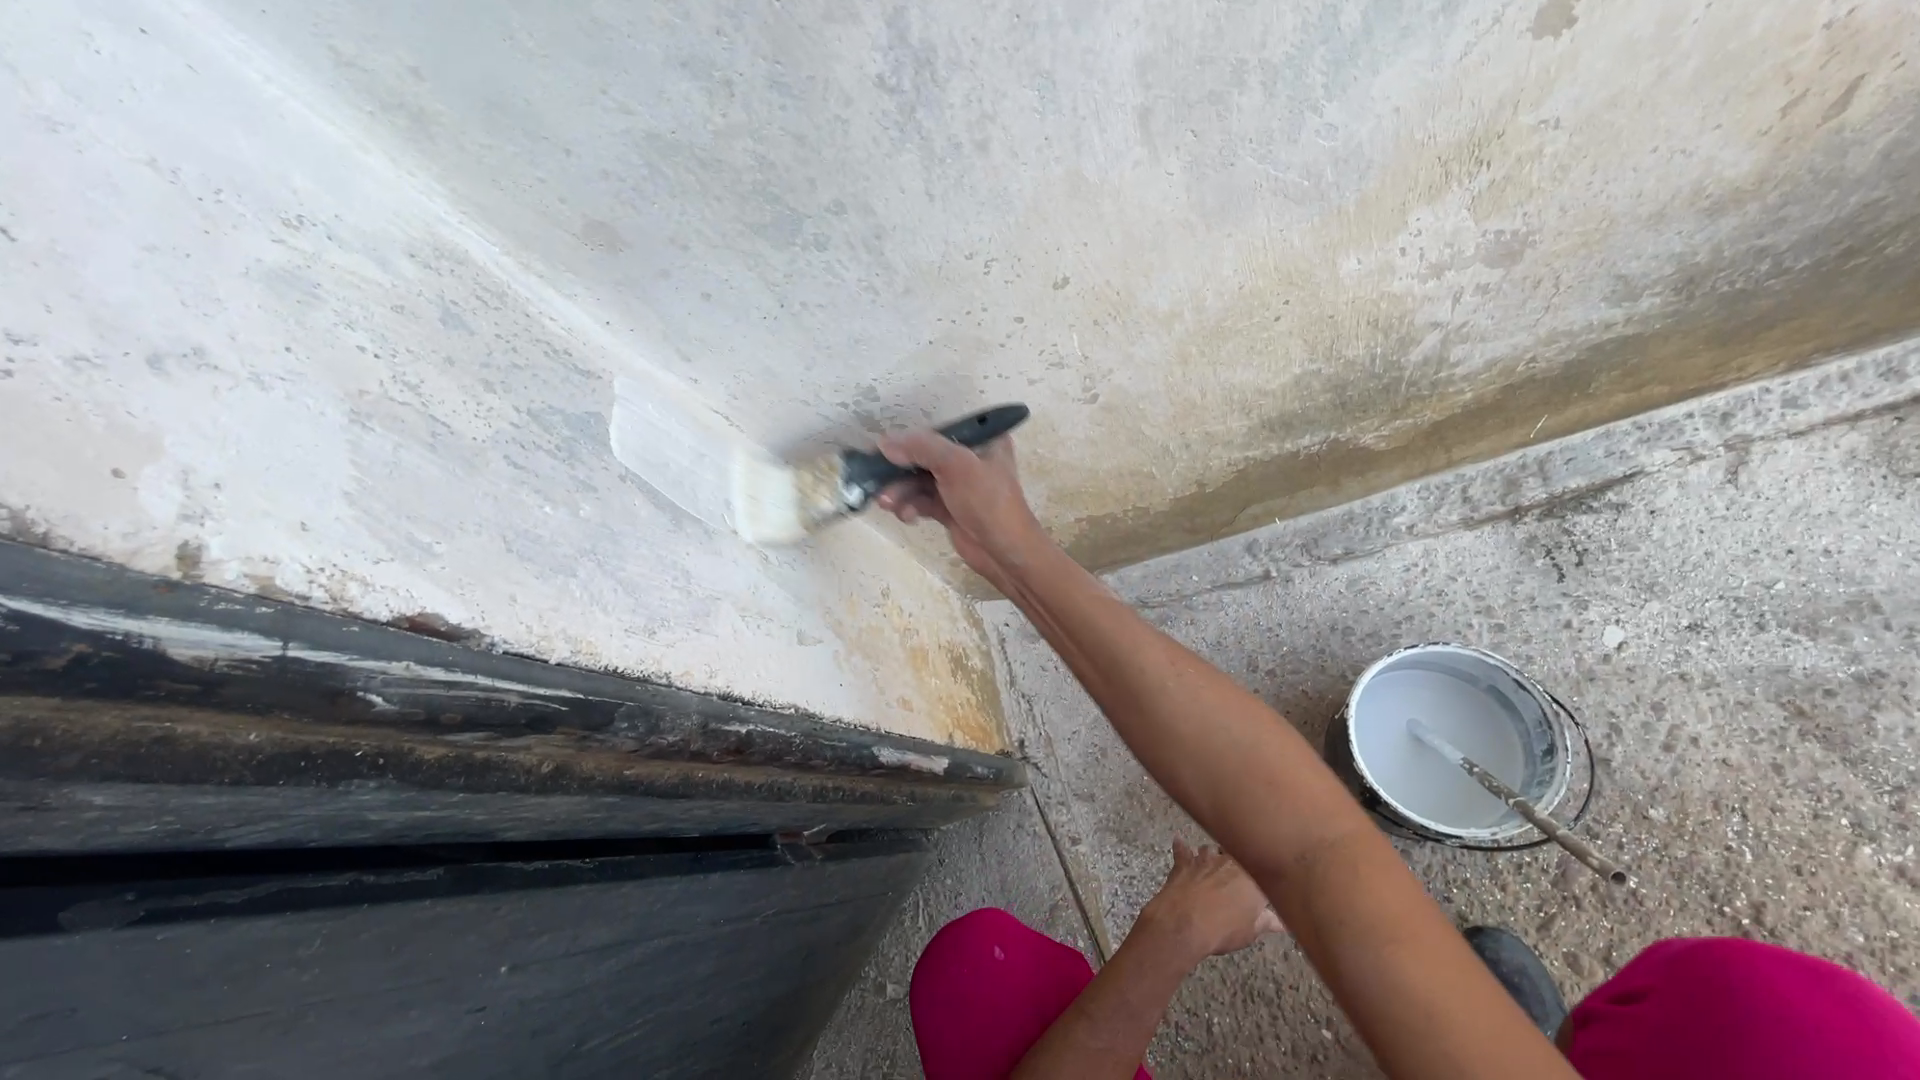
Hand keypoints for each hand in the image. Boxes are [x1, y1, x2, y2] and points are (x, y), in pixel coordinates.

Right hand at [873, 429, 1050, 588]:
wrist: (1004, 553)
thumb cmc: (988, 502)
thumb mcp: (956, 465)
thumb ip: (921, 448)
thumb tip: (884, 443)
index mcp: (982, 440)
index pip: (939, 431)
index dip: (910, 438)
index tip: (882, 447)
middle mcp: (970, 459)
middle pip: (924, 457)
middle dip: (899, 470)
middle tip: (876, 479)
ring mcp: (959, 486)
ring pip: (919, 481)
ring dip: (901, 491)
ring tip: (888, 503)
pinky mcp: (949, 509)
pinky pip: (921, 501)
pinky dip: (910, 506)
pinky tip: (906, 516)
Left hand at [1134, 840, 1283, 962]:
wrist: (1184, 922)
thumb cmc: (1223, 929)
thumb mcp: (1251, 931)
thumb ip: (1266, 921)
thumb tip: (1283, 921)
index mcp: (1252, 879)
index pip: (1261, 874)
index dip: (1260, 882)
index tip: (1259, 889)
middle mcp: (1230, 862)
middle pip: (1235, 856)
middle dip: (1236, 864)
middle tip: (1235, 877)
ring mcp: (1205, 859)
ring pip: (1211, 850)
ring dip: (1212, 856)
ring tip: (1212, 863)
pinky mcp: (1184, 862)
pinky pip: (1182, 849)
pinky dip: (1182, 847)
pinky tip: (1179, 841)